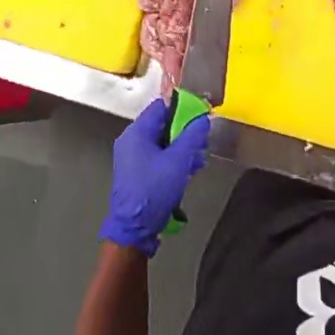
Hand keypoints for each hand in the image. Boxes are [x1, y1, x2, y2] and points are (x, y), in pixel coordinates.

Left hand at [99, 99, 211, 254]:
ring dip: (181, 149)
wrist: (134, 227)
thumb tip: (203, 118)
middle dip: (184, 132)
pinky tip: (188, 171)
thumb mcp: (179, 160)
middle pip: (161, 126)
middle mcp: (130, 142)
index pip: (160, 107)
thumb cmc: (155, 189)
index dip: (182, 107)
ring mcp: (131, 159)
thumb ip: (192, 136)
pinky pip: (156, 158)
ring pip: (161, 144)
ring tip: (198, 160)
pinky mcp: (136, 174)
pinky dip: (172, 160)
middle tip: (202, 141)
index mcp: (136, 133)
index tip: (201, 114)